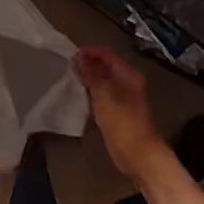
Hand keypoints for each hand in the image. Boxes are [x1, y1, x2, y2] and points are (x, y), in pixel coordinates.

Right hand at [74, 46, 161, 164]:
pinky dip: (92, 93)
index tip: (72, 53)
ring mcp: (123, 98)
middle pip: (107, 67)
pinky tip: (79, 96)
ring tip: (70, 77)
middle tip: (68, 65)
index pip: (109, 55)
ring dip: (89, 78)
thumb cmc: (121, 121)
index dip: (91, 51)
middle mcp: (128, 83)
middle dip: (89, 64)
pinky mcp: (117, 111)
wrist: (135, 152)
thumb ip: (92, 75)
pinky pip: (103, 96)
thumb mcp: (104, 95)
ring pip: (104, 82)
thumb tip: (80, 58)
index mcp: (129, 75)